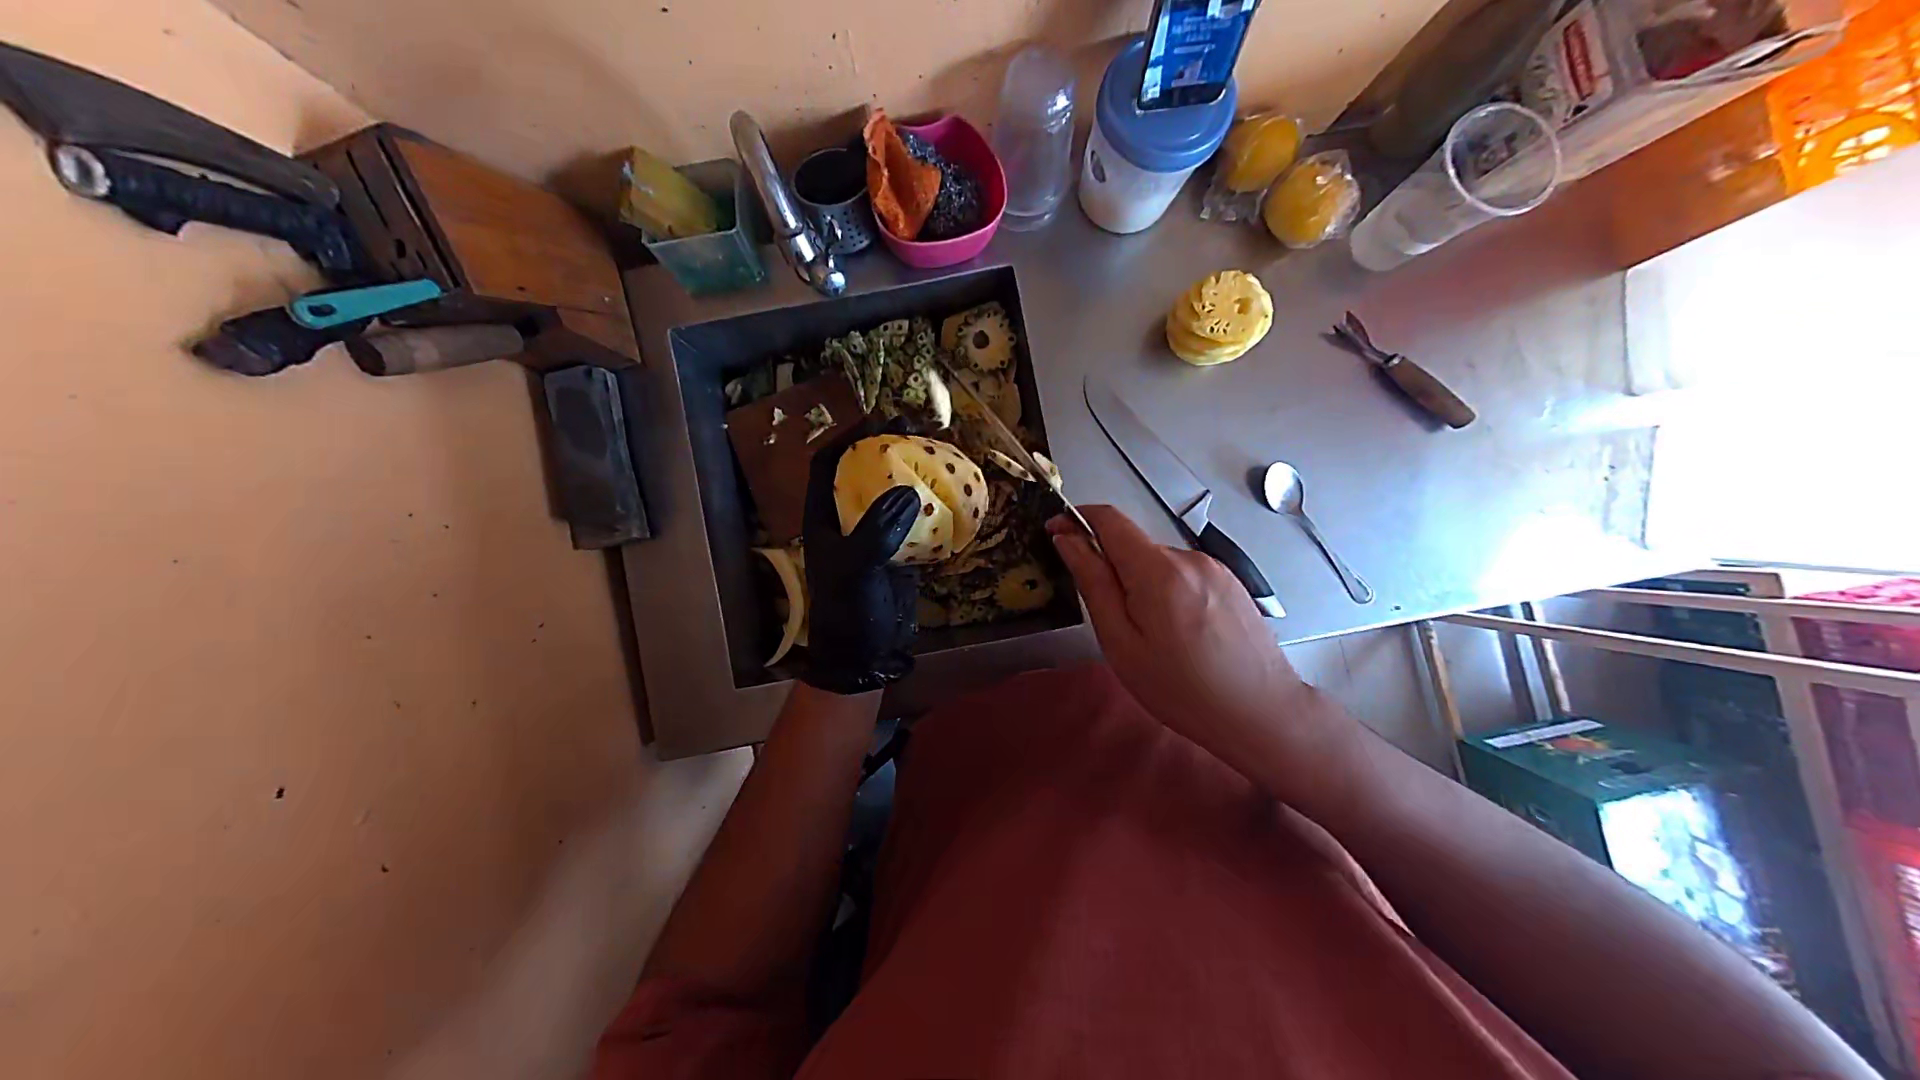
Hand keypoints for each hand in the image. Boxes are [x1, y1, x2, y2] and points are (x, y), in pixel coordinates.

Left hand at [800, 425, 920, 695]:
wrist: (864, 655)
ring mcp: (873, 536)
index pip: (827, 464)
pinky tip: (951, 496)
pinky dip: (930, 506)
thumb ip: (877, 530)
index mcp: (824, 518)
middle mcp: (846, 521)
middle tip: (917, 429)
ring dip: (911, 473)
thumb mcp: (856, 569)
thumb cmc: (848, 612)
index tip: (878, 417)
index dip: (848, 436)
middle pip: (863, 472)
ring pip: (890, 493)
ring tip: (938, 454)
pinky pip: (913, 521)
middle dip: (886, 447)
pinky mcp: (897, 553)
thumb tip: (908, 490)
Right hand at [1047, 506, 1319, 774]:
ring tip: (1150, 634)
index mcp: (1157, 570)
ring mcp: (1214, 567)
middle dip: (1109, 565)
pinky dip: (1165, 590)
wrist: (1261, 712)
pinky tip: (1178, 631)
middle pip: (1133, 543)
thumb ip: (1093, 584)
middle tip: (1109, 617)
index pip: (1108, 519)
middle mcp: (1188, 556)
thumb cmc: (1181, 689)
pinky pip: (1182, 573)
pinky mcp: (1229, 580)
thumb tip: (1068, 540)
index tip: (1055, 532)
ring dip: (1139, 581)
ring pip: (1157, 560)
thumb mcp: (1121, 643)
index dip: (1076, 519)